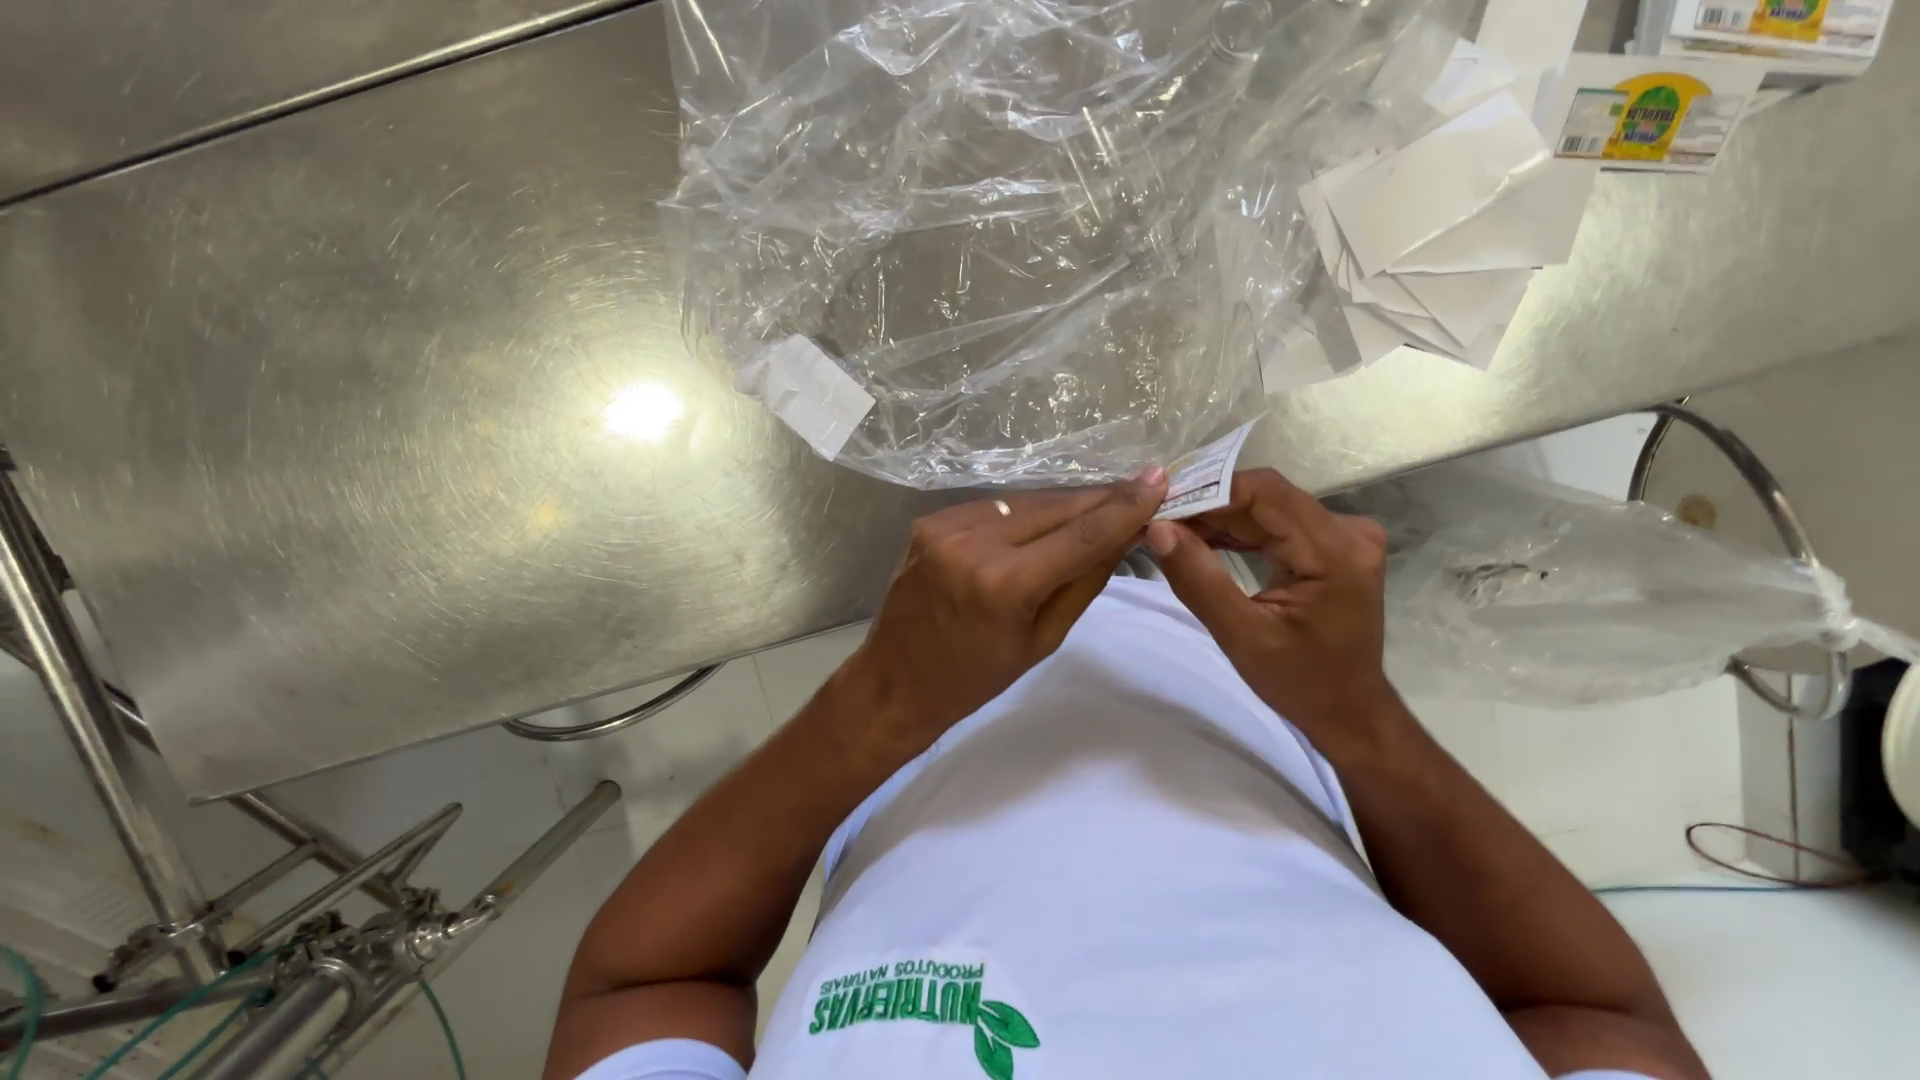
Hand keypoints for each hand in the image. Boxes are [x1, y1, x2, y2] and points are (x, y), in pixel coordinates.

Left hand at [843, 468, 1168, 757]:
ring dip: (1063, 505)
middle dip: (1099, 499)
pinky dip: (1024, 512)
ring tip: (1096, 509)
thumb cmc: (976, 677)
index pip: (1081, 535)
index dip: (1125, 506)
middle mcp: (973, 544)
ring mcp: (945, 527)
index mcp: (1004, 584)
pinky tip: (1042, 523)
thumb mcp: (1043, 639)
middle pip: (1055, 507)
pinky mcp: (930, 521)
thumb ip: (1084, 581)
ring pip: (1026, 500)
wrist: (896, 680)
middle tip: (1140, 489)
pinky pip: (994, 506)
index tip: (1160, 478)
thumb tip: (1123, 535)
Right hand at [1144, 468, 1395, 751]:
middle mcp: (1348, 531)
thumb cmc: (1299, 681)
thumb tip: (1156, 528)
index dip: (1208, 490)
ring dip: (1218, 517)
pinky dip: (1238, 531)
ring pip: (1267, 508)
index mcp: (1334, 551)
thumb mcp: (1241, 636)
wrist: (1348, 710)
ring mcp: (1344, 536)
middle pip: (1265, 497)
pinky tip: (1199, 539)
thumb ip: (1198, 580)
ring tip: (1169, 528)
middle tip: (1155, 518)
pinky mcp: (1332, 545)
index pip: (1264, 493)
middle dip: (1208, 505)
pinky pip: (1277, 524)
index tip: (1159, 504)